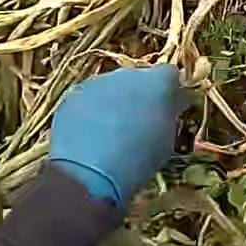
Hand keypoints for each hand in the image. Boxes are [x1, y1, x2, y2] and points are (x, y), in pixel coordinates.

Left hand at [49, 65, 189, 205]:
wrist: (89, 172)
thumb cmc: (139, 158)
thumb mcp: (166, 139)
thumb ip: (169, 113)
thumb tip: (172, 103)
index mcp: (157, 81)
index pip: (170, 73)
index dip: (169, 90)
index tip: (167, 108)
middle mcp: (127, 74)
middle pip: (138, 78)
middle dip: (140, 94)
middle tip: (138, 123)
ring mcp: (97, 83)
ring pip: (111, 87)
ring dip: (114, 102)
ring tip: (110, 133)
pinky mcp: (73, 96)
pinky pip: (88, 99)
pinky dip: (91, 112)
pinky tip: (89, 137)